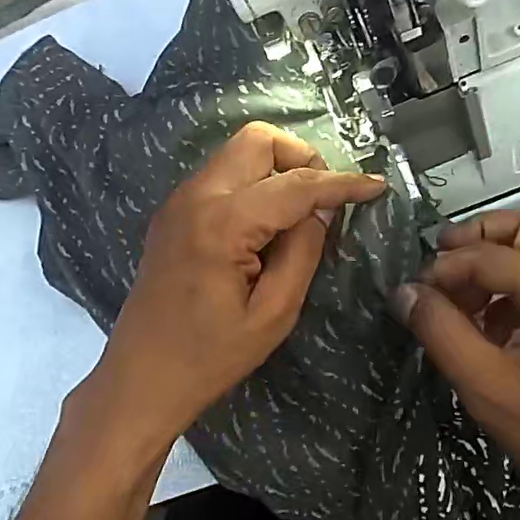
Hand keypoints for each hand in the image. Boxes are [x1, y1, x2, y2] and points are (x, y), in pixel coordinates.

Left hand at [72, 122, 385, 458]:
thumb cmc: (212, 356)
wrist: (141, 379)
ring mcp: (180, 201)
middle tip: (326, 201)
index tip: (378, 186)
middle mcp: (196, 197)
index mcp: (221, 224)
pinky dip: (258, 182)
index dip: (343, 183)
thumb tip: (324, 209)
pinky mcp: (175, 212)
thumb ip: (304, 251)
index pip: (296, 185)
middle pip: (259, 140)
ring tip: (302, 214)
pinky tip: (271, 223)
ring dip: (280, 168)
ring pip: (240, 151)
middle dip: (303, 159)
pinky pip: (226, 173)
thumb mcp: (275, 312)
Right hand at [393, 210, 519, 519]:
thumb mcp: (485, 385)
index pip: (492, 254)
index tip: (414, 291)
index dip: (446, 266)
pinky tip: (486, 330)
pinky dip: (511, 292)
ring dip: (494, 266)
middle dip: (479, 240)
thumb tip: (404, 292)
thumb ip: (441, 331)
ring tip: (459, 305)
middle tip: (440, 267)